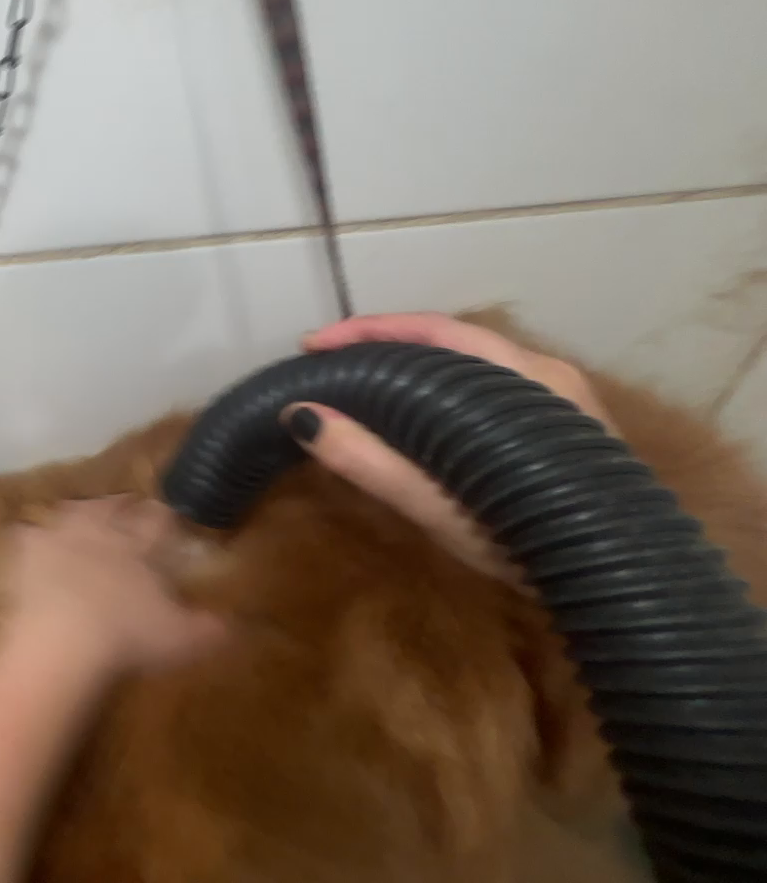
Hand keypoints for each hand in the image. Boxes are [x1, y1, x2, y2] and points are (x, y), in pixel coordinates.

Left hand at [2, 497, 223, 674]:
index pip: (157, 520)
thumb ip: (210, 629)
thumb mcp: (182, 639)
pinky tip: (27, 537)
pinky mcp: (24, 549)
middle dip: (121, 505)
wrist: (62, 636)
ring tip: (81, 512)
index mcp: (137, 546)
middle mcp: (98, 530)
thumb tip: (235, 625)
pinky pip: (24, 532)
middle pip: (112, 506)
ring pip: (70, 510)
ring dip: (77, 511)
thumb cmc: (128, 636)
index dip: (164, 515)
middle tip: (126, 504)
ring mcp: (58, 535)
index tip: (169, 512)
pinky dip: (28, 535)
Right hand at [282, 312, 613, 581]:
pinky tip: (405, 398)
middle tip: (323, 359)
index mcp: (518, 381)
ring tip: (354, 375)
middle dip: (377, 341)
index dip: (364, 331)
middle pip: (444, 336)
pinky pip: (480, 375)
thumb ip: (368, 460)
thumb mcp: (435, 507)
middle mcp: (541, 372)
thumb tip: (299, 415)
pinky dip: (432, 375)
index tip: (310, 346)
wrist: (614, 583)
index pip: (429, 331)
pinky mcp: (556, 416)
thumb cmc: (525, 540)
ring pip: (463, 355)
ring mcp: (555, 392)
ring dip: (404, 358)